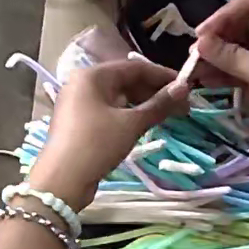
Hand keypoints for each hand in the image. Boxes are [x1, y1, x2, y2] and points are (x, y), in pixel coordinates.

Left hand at [30, 57, 187, 207]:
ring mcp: (80, 104)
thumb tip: (184, 89)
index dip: (163, 76)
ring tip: (169, 116)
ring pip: (119, 98)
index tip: (187, 87)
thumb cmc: (96, 145)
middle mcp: (84, 84)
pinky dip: (129, 116)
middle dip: (155, 92)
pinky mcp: (80, 123)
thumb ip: (158, 105)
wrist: (62, 181)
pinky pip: (110, 112)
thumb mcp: (130, 124)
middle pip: (126, 81)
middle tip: (182, 106)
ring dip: (144, 105)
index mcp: (93, 76)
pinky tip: (146, 125)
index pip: (135, 68)